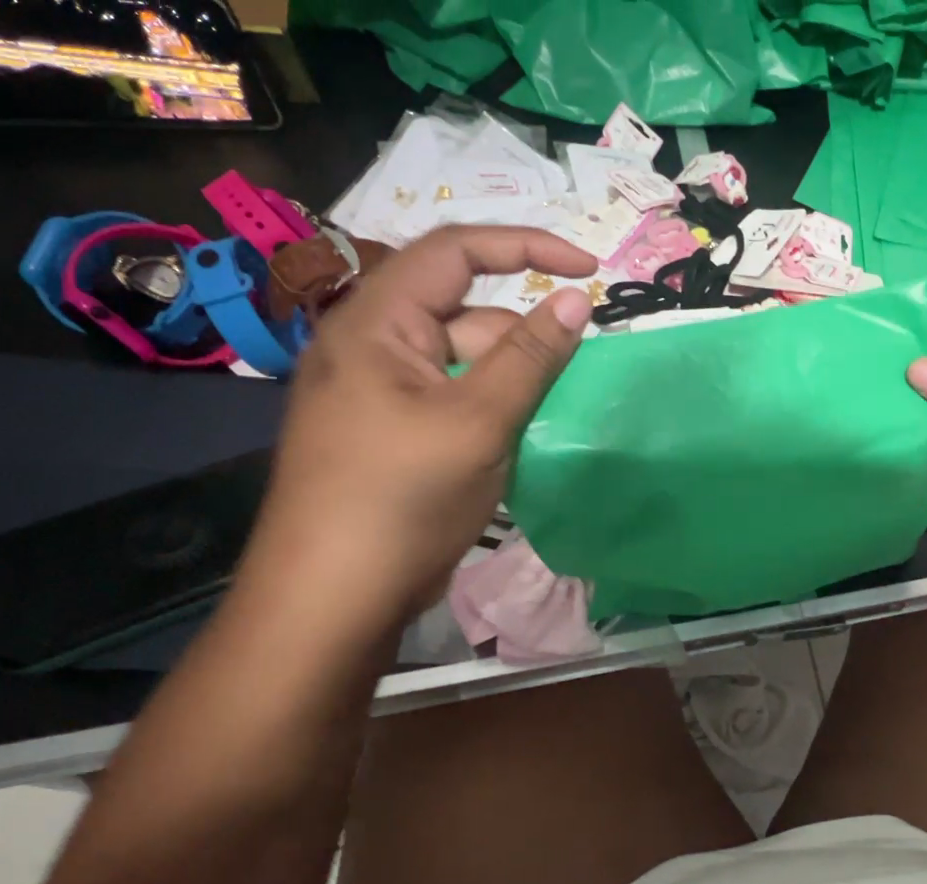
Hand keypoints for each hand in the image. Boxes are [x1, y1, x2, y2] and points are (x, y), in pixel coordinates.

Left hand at [240, 225, 595, 627]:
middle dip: (525, 336)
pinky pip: (457, 399)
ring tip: (548, 420)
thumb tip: (577, 300)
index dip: (526, 247)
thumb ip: (531, 358)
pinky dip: (496, 408)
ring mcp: (383, 392)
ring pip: (467, 361)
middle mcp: (374, 345)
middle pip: (467, 312)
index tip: (592, 272)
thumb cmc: (401, 497)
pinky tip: (522, 441)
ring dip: (515, 379)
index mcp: (377, 323)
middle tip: (575, 378)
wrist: (334, 594)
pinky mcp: (395, 432)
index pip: (456, 251)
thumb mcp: (478, 422)